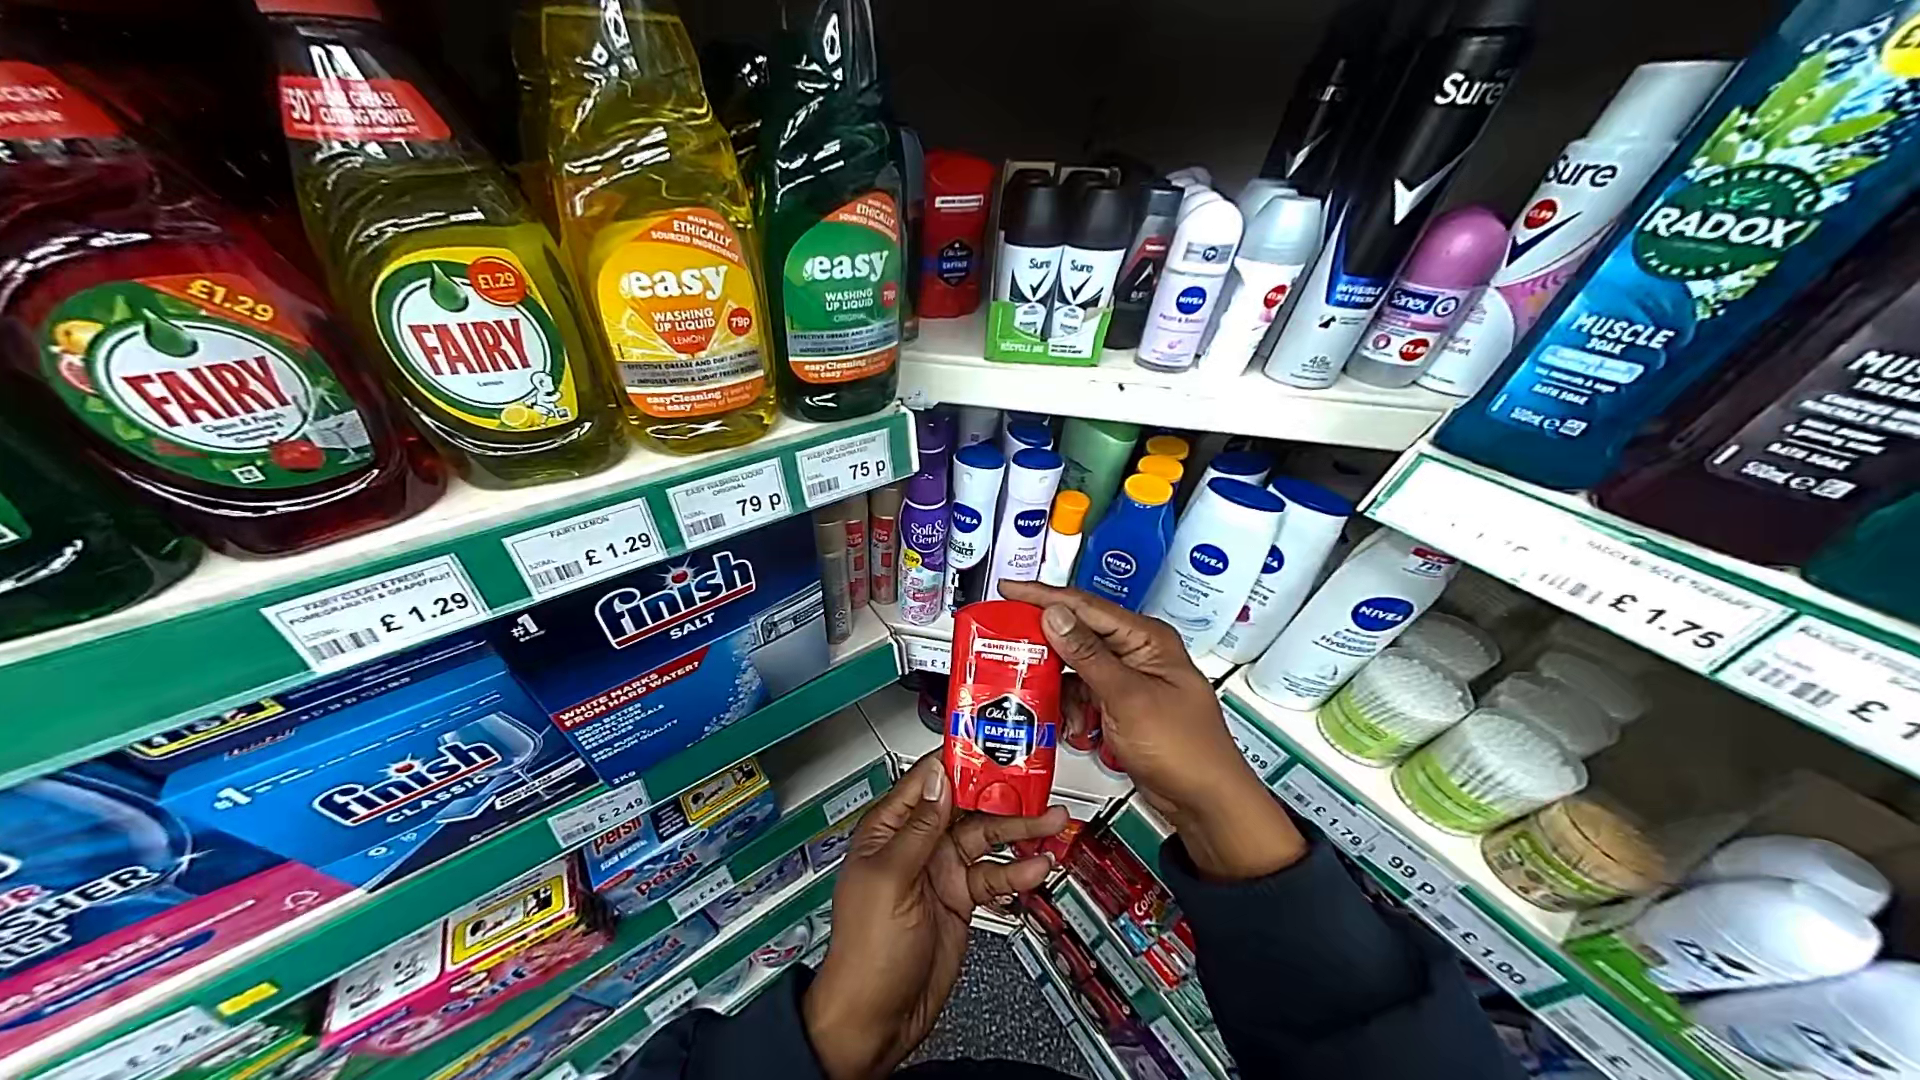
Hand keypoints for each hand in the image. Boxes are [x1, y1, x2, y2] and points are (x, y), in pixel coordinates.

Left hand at [803, 754, 1069, 1079]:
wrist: (876, 1021)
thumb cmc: (864, 953)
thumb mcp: (889, 880)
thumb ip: (919, 828)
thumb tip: (938, 779)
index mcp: (891, 830)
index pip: (929, 780)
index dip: (961, 761)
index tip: (992, 746)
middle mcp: (919, 843)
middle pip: (966, 805)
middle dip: (1001, 794)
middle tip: (1034, 785)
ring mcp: (942, 870)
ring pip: (987, 838)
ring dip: (1020, 830)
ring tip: (1050, 822)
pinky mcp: (961, 896)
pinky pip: (995, 876)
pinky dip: (1018, 871)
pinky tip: (1037, 867)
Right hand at [999, 581, 1306, 881]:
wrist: (1206, 803)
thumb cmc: (1186, 750)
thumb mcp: (1128, 698)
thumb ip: (1087, 655)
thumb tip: (1055, 615)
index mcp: (1146, 638)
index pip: (1085, 606)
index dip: (1043, 596)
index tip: (1011, 589)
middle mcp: (1136, 653)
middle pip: (1078, 635)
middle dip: (1047, 647)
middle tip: (1011, 648)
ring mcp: (1128, 679)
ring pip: (1076, 668)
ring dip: (1061, 688)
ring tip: (1050, 704)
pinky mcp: (1120, 703)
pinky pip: (1083, 693)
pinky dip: (1073, 709)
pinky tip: (1075, 727)